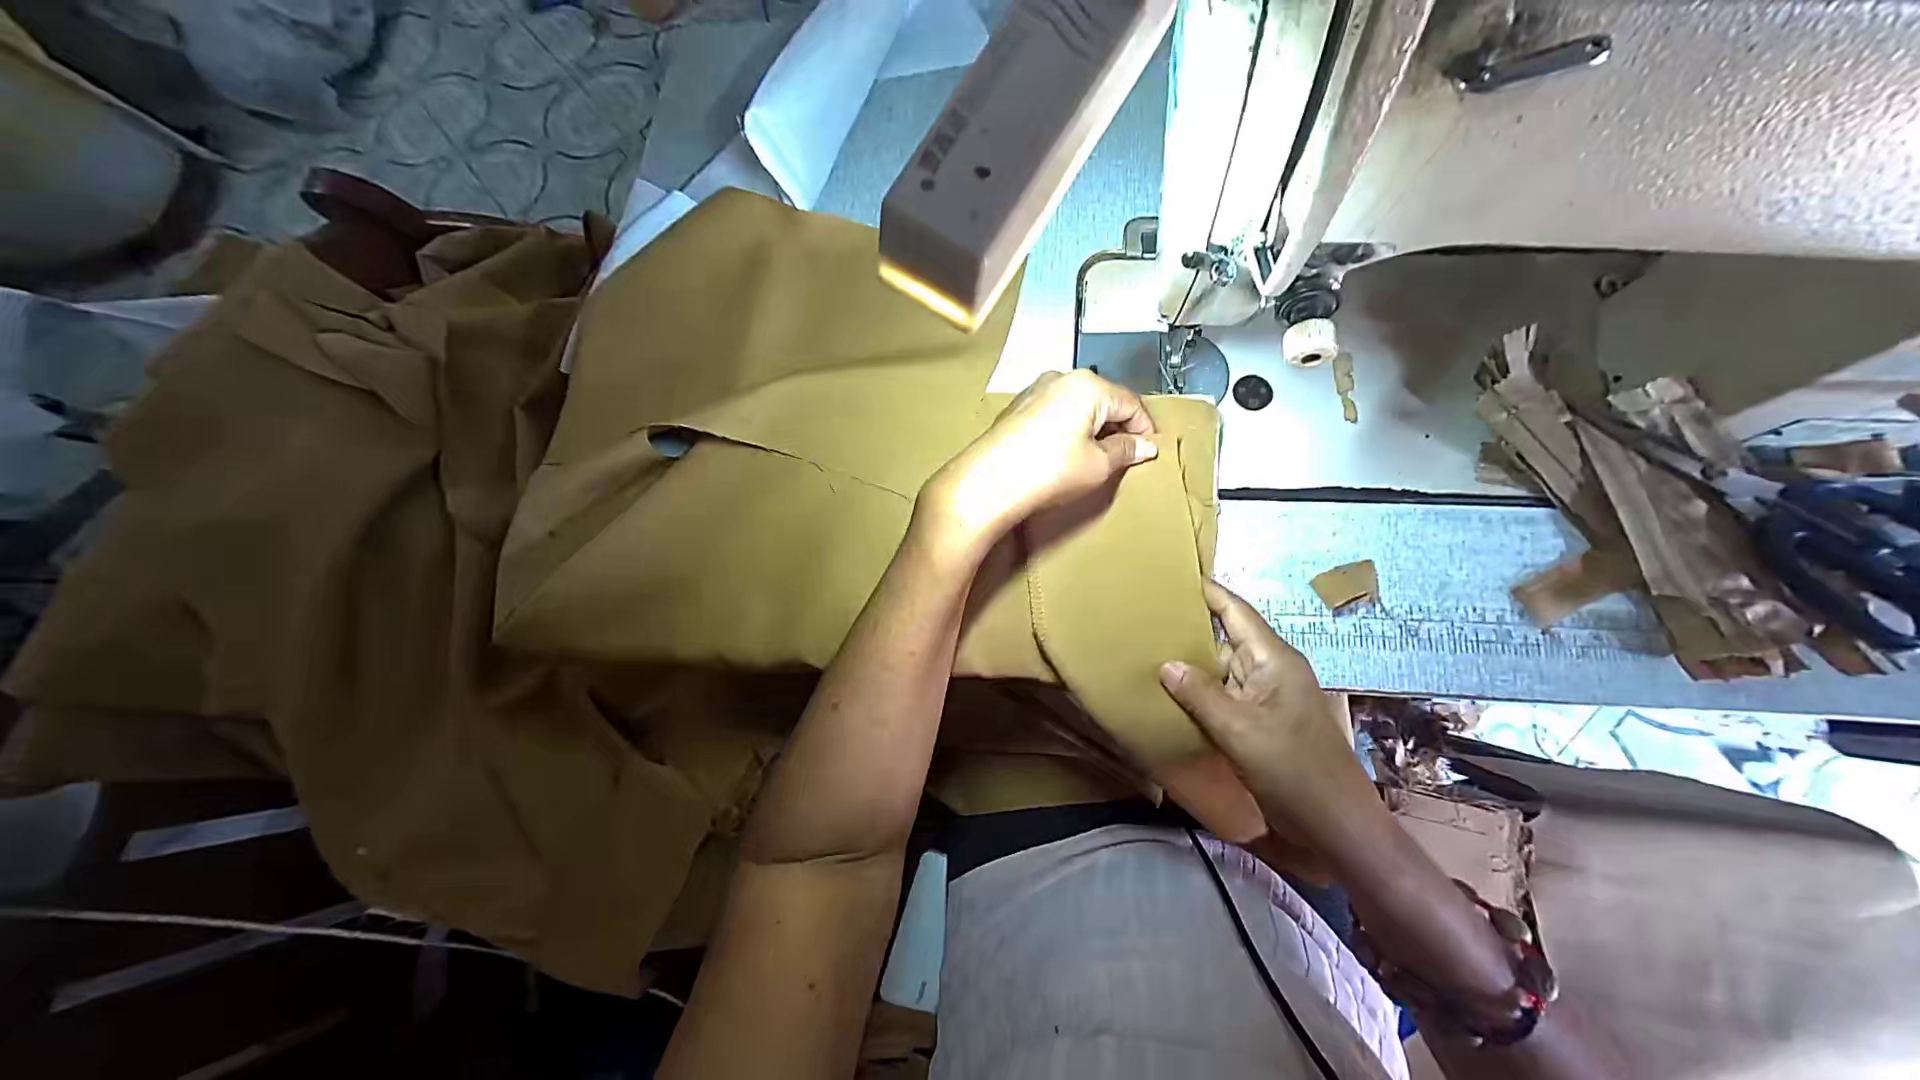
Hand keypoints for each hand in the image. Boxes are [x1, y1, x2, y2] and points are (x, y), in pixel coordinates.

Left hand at [917, 371, 1156, 554]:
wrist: (987, 483)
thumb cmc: (1047, 471)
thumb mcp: (1097, 465)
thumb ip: (1125, 451)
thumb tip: (1145, 447)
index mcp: (1088, 385)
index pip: (1131, 403)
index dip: (1145, 429)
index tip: (1148, 453)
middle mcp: (1061, 378)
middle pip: (1104, 400)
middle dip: (1117, 427)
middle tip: (1123, 458)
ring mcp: (1034, 391)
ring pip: (1077, 406)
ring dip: (1091, 429)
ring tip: (1093, 460)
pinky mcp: (1016, 408)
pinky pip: (1054, 413)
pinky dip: (1067, 429)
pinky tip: (1063, 455)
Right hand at [1159, 580, 1377, 838]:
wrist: (1337, 828)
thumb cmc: (1293, 770)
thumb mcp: (1238, 730)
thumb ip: (1199, 694)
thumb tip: (1167, 664)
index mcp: (1273, 659)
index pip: (1235, 611)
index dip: (1206, 591)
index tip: (1171, 576)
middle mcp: (1271, 671)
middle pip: (1224, 638)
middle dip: (1189, 631)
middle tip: (1144, 621)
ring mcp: (1267, 698)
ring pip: (1222, 670)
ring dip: (1192, 667)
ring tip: (1147, 655)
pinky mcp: (1262, 723)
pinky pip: (1225, 697)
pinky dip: (1200, 695)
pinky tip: (1171, 698)